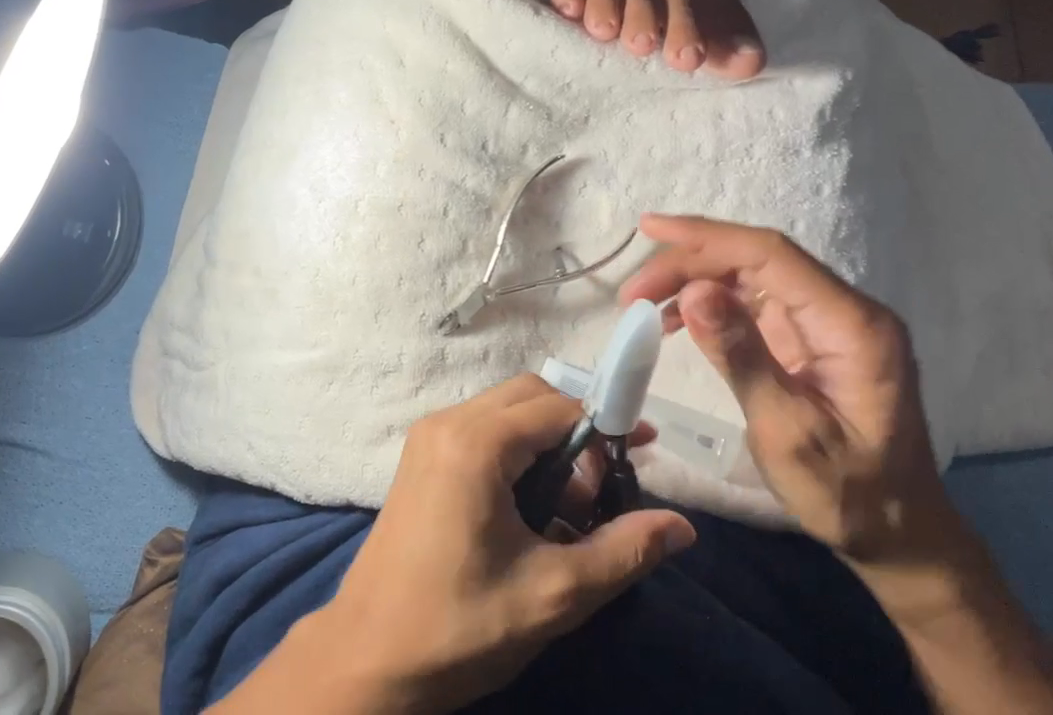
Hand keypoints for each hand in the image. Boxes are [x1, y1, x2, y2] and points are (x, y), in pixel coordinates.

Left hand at [314, 375, 695, 712]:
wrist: (370, 654)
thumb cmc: (460, 625)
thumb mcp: (553, 593)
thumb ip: (622, 551)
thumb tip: (682, 526)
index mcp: (475, 443)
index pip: (559, 406)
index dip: (607, 426)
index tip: (644, 457)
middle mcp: (446, 424)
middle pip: (530, 397)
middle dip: (577, 431)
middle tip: (609, 489)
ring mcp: (427, 441)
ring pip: (505, 415)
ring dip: (548, 445)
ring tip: (573, 510)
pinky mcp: (420, 462)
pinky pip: (481, 435)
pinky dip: (517, 456)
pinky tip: (533, 511)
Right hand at [620, 215, 951, 561]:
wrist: (899, 532)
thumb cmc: (847, 492)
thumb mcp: (788, 433)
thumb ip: (744, 358)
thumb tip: (694, 292)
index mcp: (851, 326)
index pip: (770, 256)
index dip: (706, 238)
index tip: (647, 231)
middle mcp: (844, 311)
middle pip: (757, 260)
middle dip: (689, 263)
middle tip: (631, 294)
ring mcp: (828, 323)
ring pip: (751, 276)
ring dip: (693, 280)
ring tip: (642, 304)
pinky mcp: (812, 339)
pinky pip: (755, 302)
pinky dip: (709, 304)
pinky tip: (673, 319)